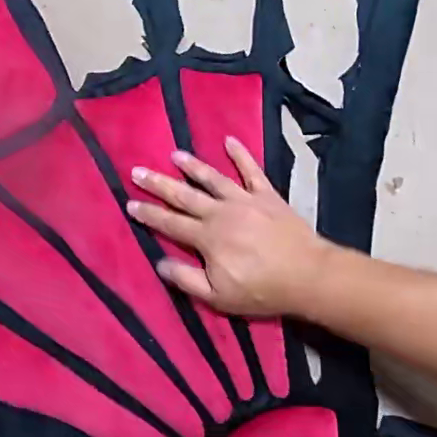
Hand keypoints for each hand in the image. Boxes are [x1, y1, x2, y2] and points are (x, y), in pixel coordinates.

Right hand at [125, 137, 338, 316]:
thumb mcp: (218, 297)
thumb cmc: (262, 290)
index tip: (129, 203)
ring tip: (174, 154)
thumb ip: (186, 278)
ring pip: (212, 178)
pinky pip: (251, 170)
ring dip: (192, 165)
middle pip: (183, 195)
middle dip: (158, 184)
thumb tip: (160, 263)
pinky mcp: (267, 195)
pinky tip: (229, 140)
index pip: (170, 223)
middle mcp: (221, 213)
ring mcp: (245, 200)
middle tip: (138, 171)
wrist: (308, 275)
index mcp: (207, 238)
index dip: (148, 214)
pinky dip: (240, 154)